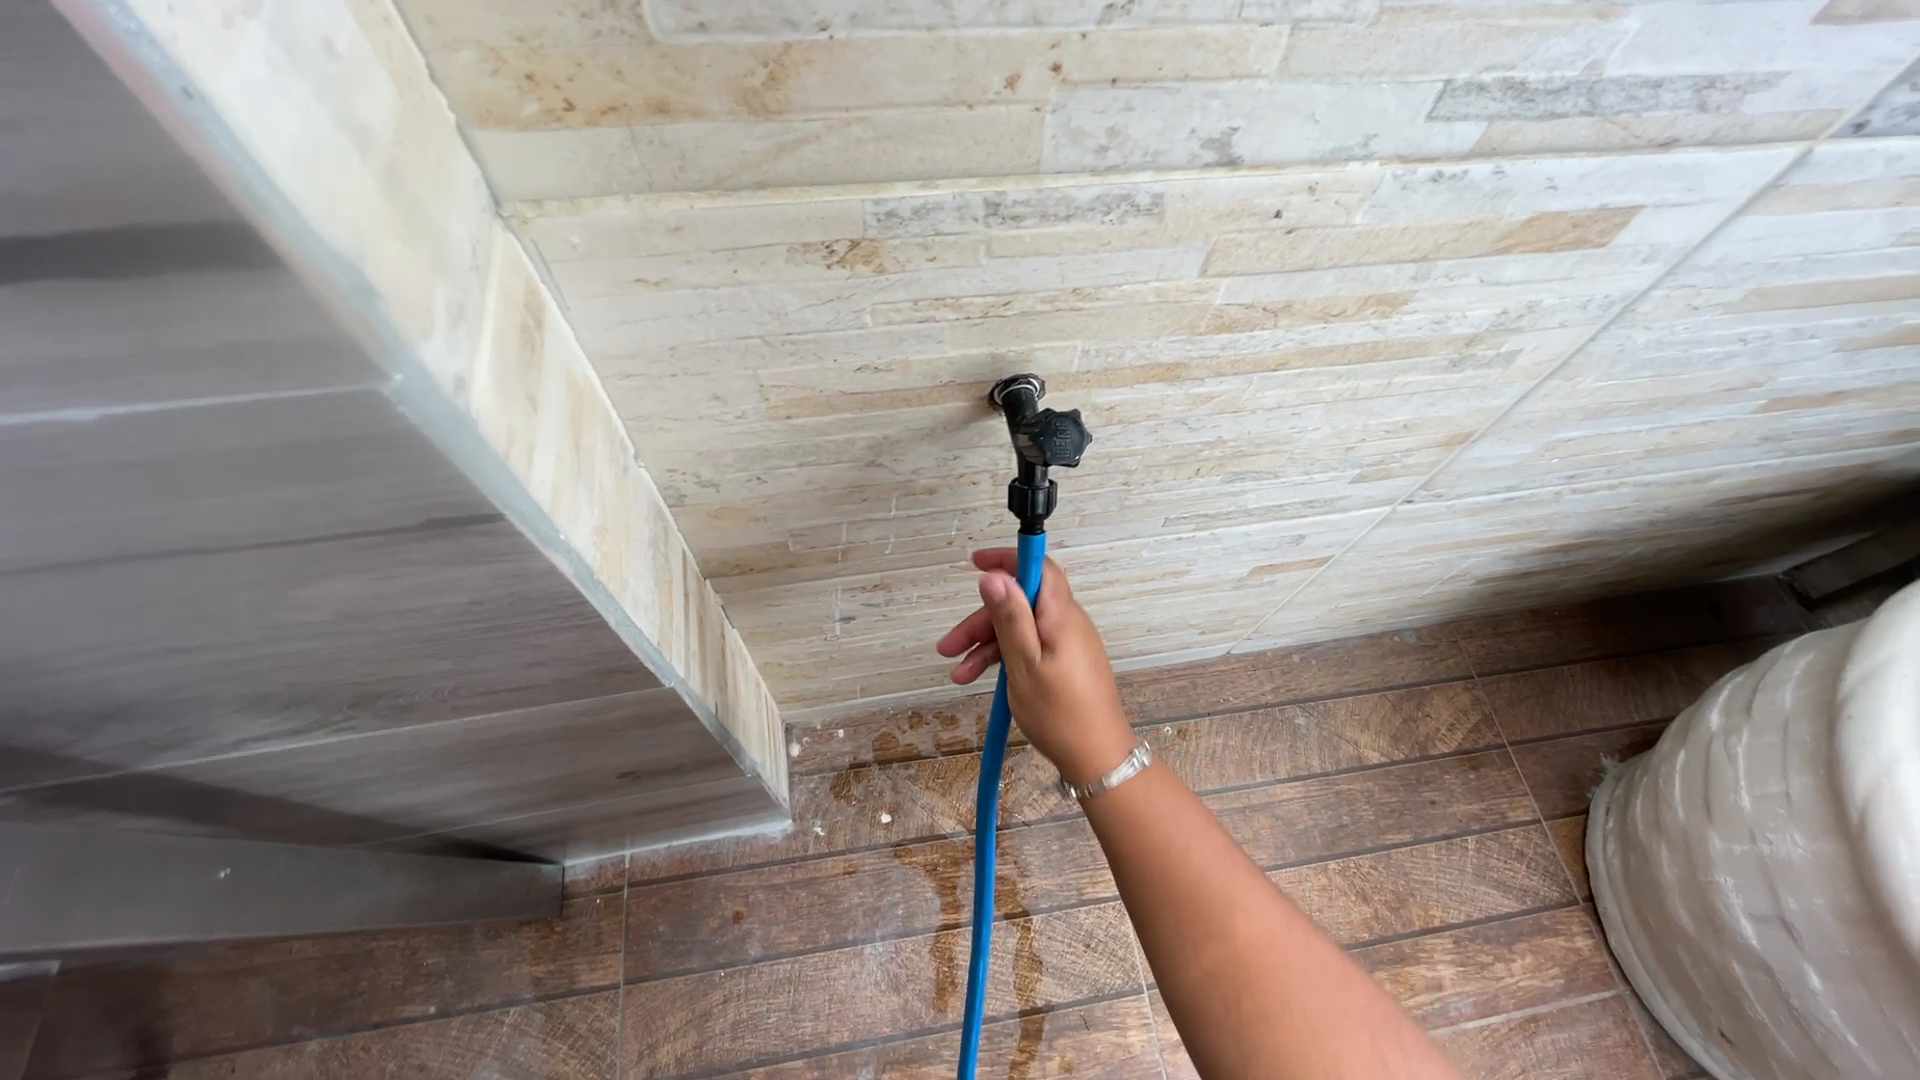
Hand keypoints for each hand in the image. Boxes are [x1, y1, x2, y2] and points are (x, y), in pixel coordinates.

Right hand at [936, 549, 1136, 785]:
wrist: (1097, 758)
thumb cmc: (1059, 712)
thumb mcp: (1024, 663)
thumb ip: (1009, 617)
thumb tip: (994, 575)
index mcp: (1060, 614)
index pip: (1037, 568)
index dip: (1007, 559)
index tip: (976, 562)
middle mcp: (1066, 622)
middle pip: (1020, 603)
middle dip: (982, 620)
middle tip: (948, 646)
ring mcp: (1067, 644)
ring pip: (1020, 629)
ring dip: (986, 645)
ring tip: (957, 674)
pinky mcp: (1064, 663)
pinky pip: (1029, 648)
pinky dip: (1004, 658)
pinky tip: (978, 678)